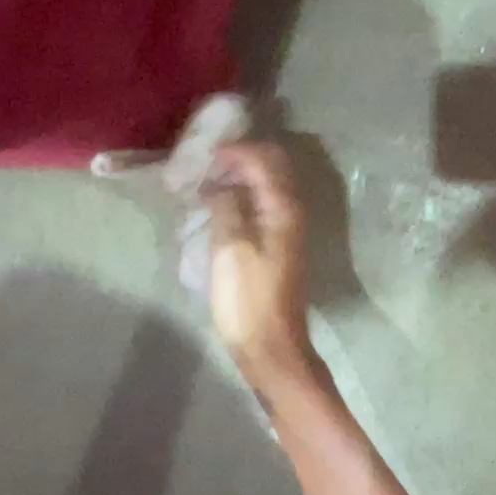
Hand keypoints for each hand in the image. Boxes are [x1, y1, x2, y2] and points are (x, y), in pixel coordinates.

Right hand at [204, 144, 313, 388]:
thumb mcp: (230, 247)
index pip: (263, 158)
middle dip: (240, 158)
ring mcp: (289, 225)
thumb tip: (220, 185)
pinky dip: (244, 195)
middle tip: (205, 164)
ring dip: (242, 176)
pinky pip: (264, 202)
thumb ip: (226, 205)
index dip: (234, 150)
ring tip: (206, 182)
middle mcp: (293, 209)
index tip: (202, 154)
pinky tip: (219, 206)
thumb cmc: (247, 298)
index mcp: (283, 206)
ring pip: (268, 183)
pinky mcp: (281, 241)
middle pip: (272, 165)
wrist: (272, 344)